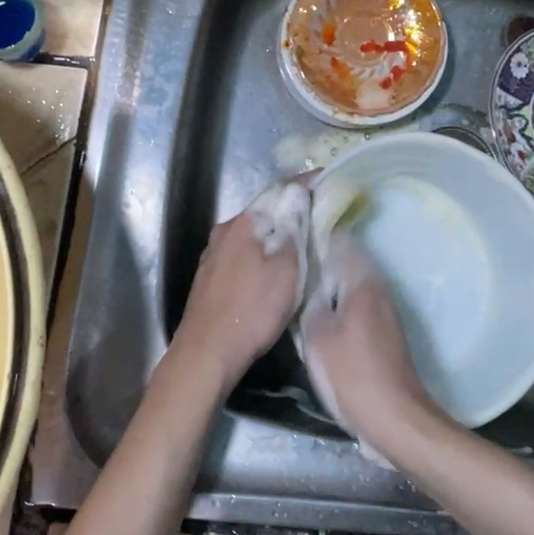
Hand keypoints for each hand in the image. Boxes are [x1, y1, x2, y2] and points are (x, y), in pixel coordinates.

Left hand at [169, 177, 312, 392]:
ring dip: (275, 234)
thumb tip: (299, 197)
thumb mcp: (286, 270)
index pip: (278, 191)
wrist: (206, 354)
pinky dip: (261, 253)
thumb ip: (294, 230)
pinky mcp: (209, 277)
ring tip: (302, 241)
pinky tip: (273, 268)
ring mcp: (213, 255)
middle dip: (291, 210)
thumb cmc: (252, 311)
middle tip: (320, 214)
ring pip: (252, 234)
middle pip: (264, 211)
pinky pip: (242, 253)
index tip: (327, 179)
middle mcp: (224, 231)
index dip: (305, 184)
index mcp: (244, 223)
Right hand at [299, 233, 441, 445]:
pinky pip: (359, 307)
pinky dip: (342, 309)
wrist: (396, 418)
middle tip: (291, 271)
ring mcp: (386, 313)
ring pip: (353, 288)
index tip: (294, 242)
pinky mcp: (387, 334)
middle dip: (322, 265)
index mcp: (363, 283)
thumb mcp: (318, 338)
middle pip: (348, 265)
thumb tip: (311, 283)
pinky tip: (323, 323)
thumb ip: (312, 303)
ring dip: (331, 289)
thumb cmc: (353, 374)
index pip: (341, 243)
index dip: (317, 239)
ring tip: (301, 296)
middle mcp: (379, 290)